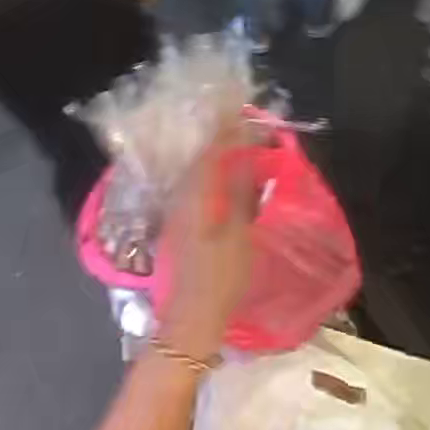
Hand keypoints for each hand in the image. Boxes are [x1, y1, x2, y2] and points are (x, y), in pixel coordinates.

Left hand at [158, 123, 261, 358]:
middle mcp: (184, 195)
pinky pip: (197, 186)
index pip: (214, 150)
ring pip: (198, 171)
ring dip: (217, 156)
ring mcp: (180, 210)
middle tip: (244, 125)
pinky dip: (213, 174)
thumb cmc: (221, 275)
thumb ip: (243, 191)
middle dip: (222, 138)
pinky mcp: (182, 223)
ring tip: (239, 145)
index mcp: (198, 193)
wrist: (191, 317)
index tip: (244, 112)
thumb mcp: (240, 232)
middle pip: (203, 157)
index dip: (229, 130)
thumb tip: (249, 156)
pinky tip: (227, 178)